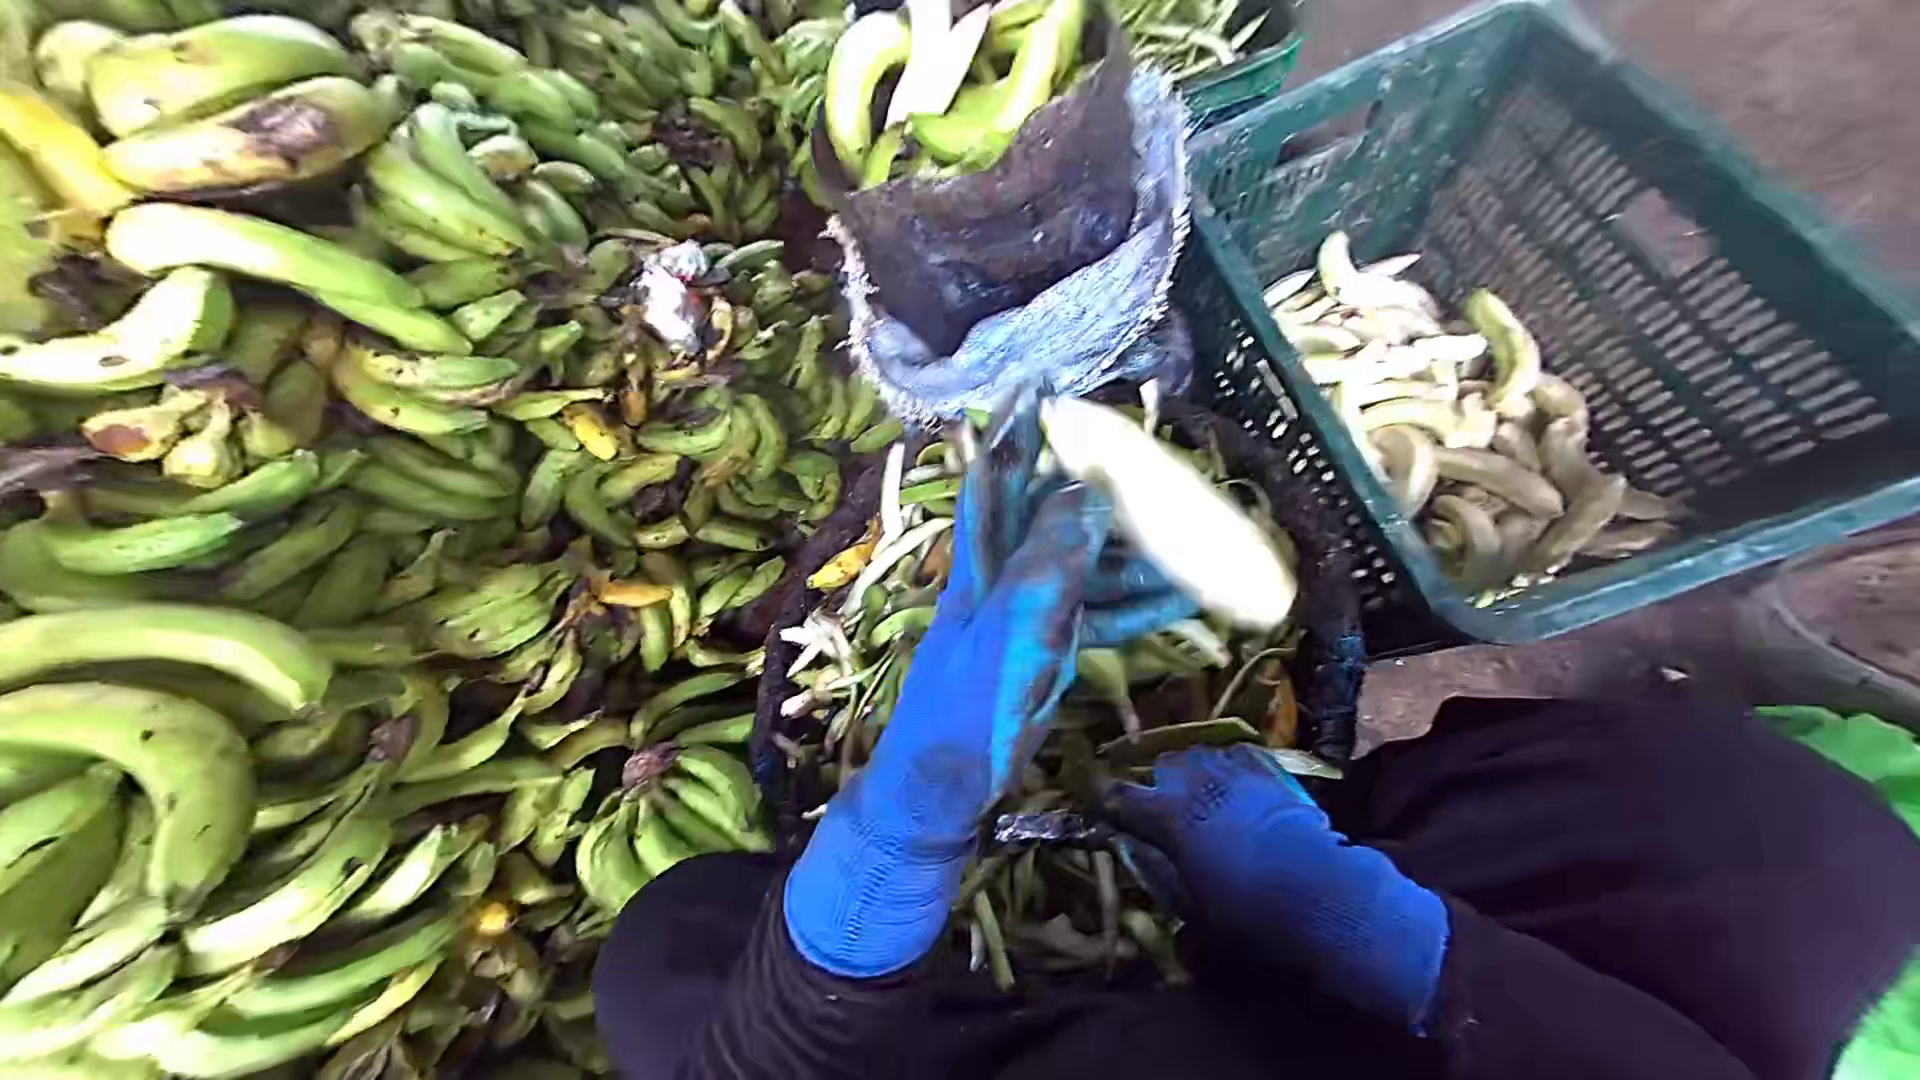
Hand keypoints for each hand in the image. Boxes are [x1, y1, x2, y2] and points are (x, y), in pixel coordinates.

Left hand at [786, 403, 1191, 978]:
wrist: (947, 778)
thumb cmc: (965, 704)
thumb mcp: (1008, 629)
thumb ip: (1047, 561)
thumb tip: (1090, 492)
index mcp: (984, 557)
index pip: (999, 474)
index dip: (1016, 427)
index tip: (1038, 381)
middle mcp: (1008, 569)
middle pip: (1059, 508)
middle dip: (1104, 481)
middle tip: (1153, 458)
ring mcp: (1033, 604)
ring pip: (1093, 560)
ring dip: (1139, 549)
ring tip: (1198, 536)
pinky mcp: (1052, 639)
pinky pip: (1102, 610)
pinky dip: (1139, 604)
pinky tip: (1185, 599)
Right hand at [1107, 744, 1449, 1029]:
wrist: (1322, 892)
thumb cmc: (1248, 909)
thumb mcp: (1189, 903)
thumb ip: (1153, 868)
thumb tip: (1129, 846)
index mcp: (1165, 814)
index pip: (1119, 796)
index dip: (1103, 795)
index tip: (1095, 796)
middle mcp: (1189, 780)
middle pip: (1160, 768)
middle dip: (1158, 784)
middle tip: (1166, 807)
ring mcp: (1227, 768)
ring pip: (1195, 757)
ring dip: (1192, 773)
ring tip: (1203, 794)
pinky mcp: (1262, 767)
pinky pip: (1233, 756)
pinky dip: (1228, 767)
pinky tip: (1236, 785)